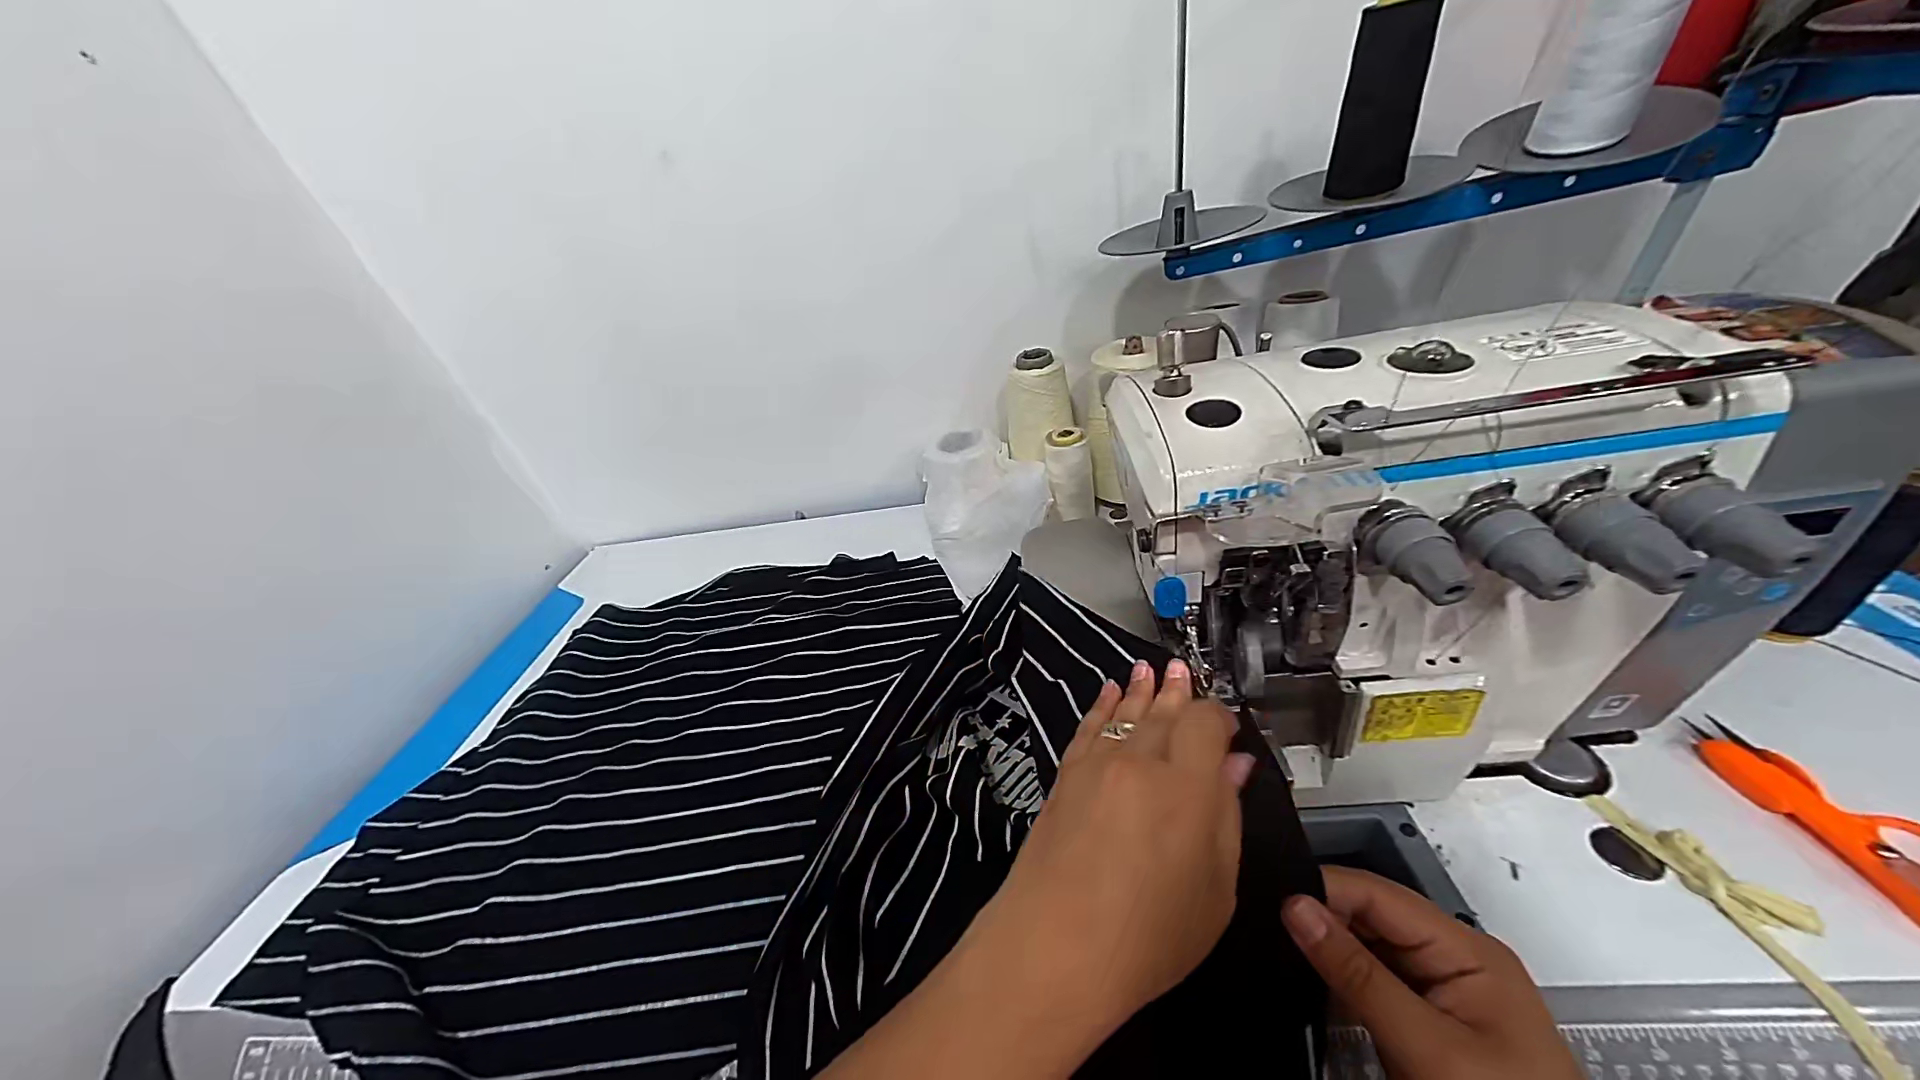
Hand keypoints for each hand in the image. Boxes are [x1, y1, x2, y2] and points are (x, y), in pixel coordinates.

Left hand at [818, 660, 1252, 1079]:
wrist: (1056, 943)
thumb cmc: (1152, 934)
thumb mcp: (1215, 889)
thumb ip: (1227, 816)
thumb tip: (1235, 764)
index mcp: (1188, 785)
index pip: (1205, 724)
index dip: (1219, 717)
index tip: (1227, 725)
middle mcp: (1141, 761)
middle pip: (1162, 712)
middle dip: (1177, 691)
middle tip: (1182, 668)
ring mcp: (1097, 765)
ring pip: (1124, 715)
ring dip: (1138, 690)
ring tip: (1148, 667)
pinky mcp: (1065, 775)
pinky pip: (1088, 729)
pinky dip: (1100, 708)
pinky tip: (1107, 693)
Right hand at [1283, 866, 1579, 1079]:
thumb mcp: (1427, 1048)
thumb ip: (1358, 974)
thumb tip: (1296, 907)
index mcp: (1468, 951)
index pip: (1380, 894)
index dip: (1325, 888)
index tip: (1272, 898)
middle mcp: (1453, 958)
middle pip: (1370, 916)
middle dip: (1322, 917)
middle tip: (1267, 925)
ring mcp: (1439, 990)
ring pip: (1365, 946)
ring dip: (1326, 947)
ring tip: (1278, 947)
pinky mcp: (1424, 1018)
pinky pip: (1369, 979)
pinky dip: (1338, 978)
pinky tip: (1308, 979)